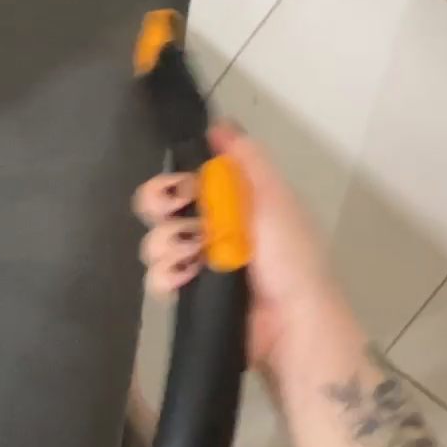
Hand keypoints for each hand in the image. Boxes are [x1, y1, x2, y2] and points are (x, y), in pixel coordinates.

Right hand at [134, 124, 347, 379]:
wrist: (292, 322)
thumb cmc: (290, 257)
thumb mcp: (275, 199)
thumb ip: (247, 160)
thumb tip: (218, 124)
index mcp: (229, 201)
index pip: (182, 180)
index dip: (172, 183)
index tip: (180, 193)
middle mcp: (207, 228)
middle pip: (157, 209)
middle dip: (160, 212)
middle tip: (179, 223)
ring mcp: (195, 263)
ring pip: (153, 243)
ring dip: (169, 247)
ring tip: (195, 260)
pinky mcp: (187, 295)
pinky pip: (156, 279)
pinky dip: (166, 277)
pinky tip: (187, 279)